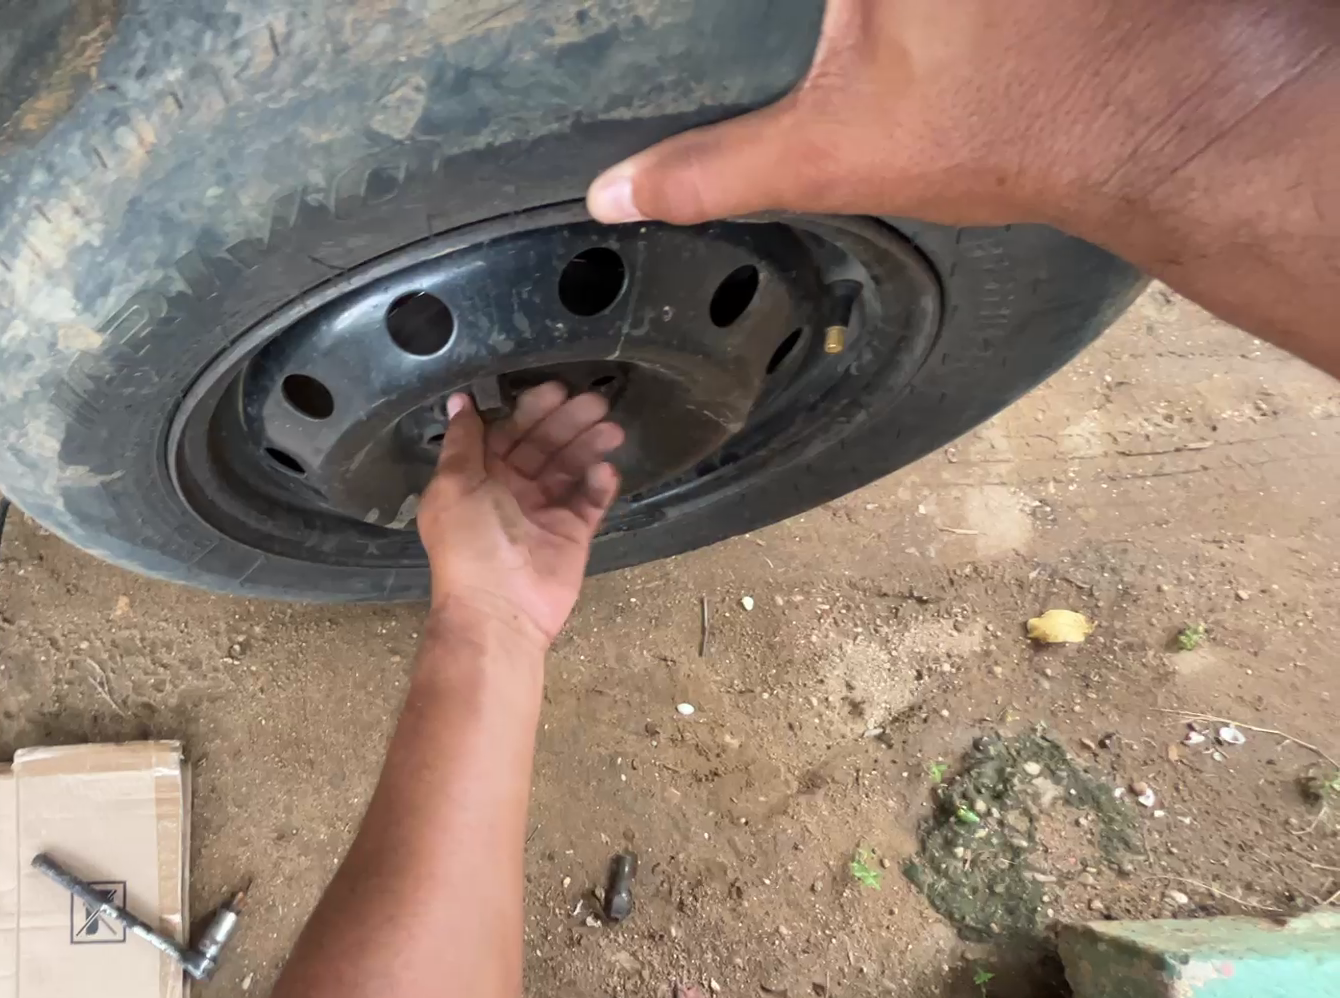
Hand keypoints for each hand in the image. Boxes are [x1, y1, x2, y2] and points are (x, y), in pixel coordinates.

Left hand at [415, 383, 622, 645]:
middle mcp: (510, 490)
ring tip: (611, 427)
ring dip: (589, 444)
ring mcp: (543, 510)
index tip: (556, 390)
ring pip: (570, 467)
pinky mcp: (572, 532)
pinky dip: (598, 483)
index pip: (508, 433)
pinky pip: (589, 500)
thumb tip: (458, 401)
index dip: (531, 411)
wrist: (498, 609)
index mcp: (478, 477)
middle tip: (594, 402)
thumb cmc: (468, 544)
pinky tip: (605, 469)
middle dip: (567, 421)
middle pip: (543, 445)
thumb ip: (461, 442)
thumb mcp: (453, 486)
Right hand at [584, 0, 1331, 234]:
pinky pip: (867, 1)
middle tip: (780, 45)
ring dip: (817, 16)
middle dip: (763, 18)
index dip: (721, 15)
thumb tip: (611, 194)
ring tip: (841, 48)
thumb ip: (706, 171)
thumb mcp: (824, 154)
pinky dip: (853, 13)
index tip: (785, 59)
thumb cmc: (1009, 124)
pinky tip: (855, 30)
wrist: (1171, 117)